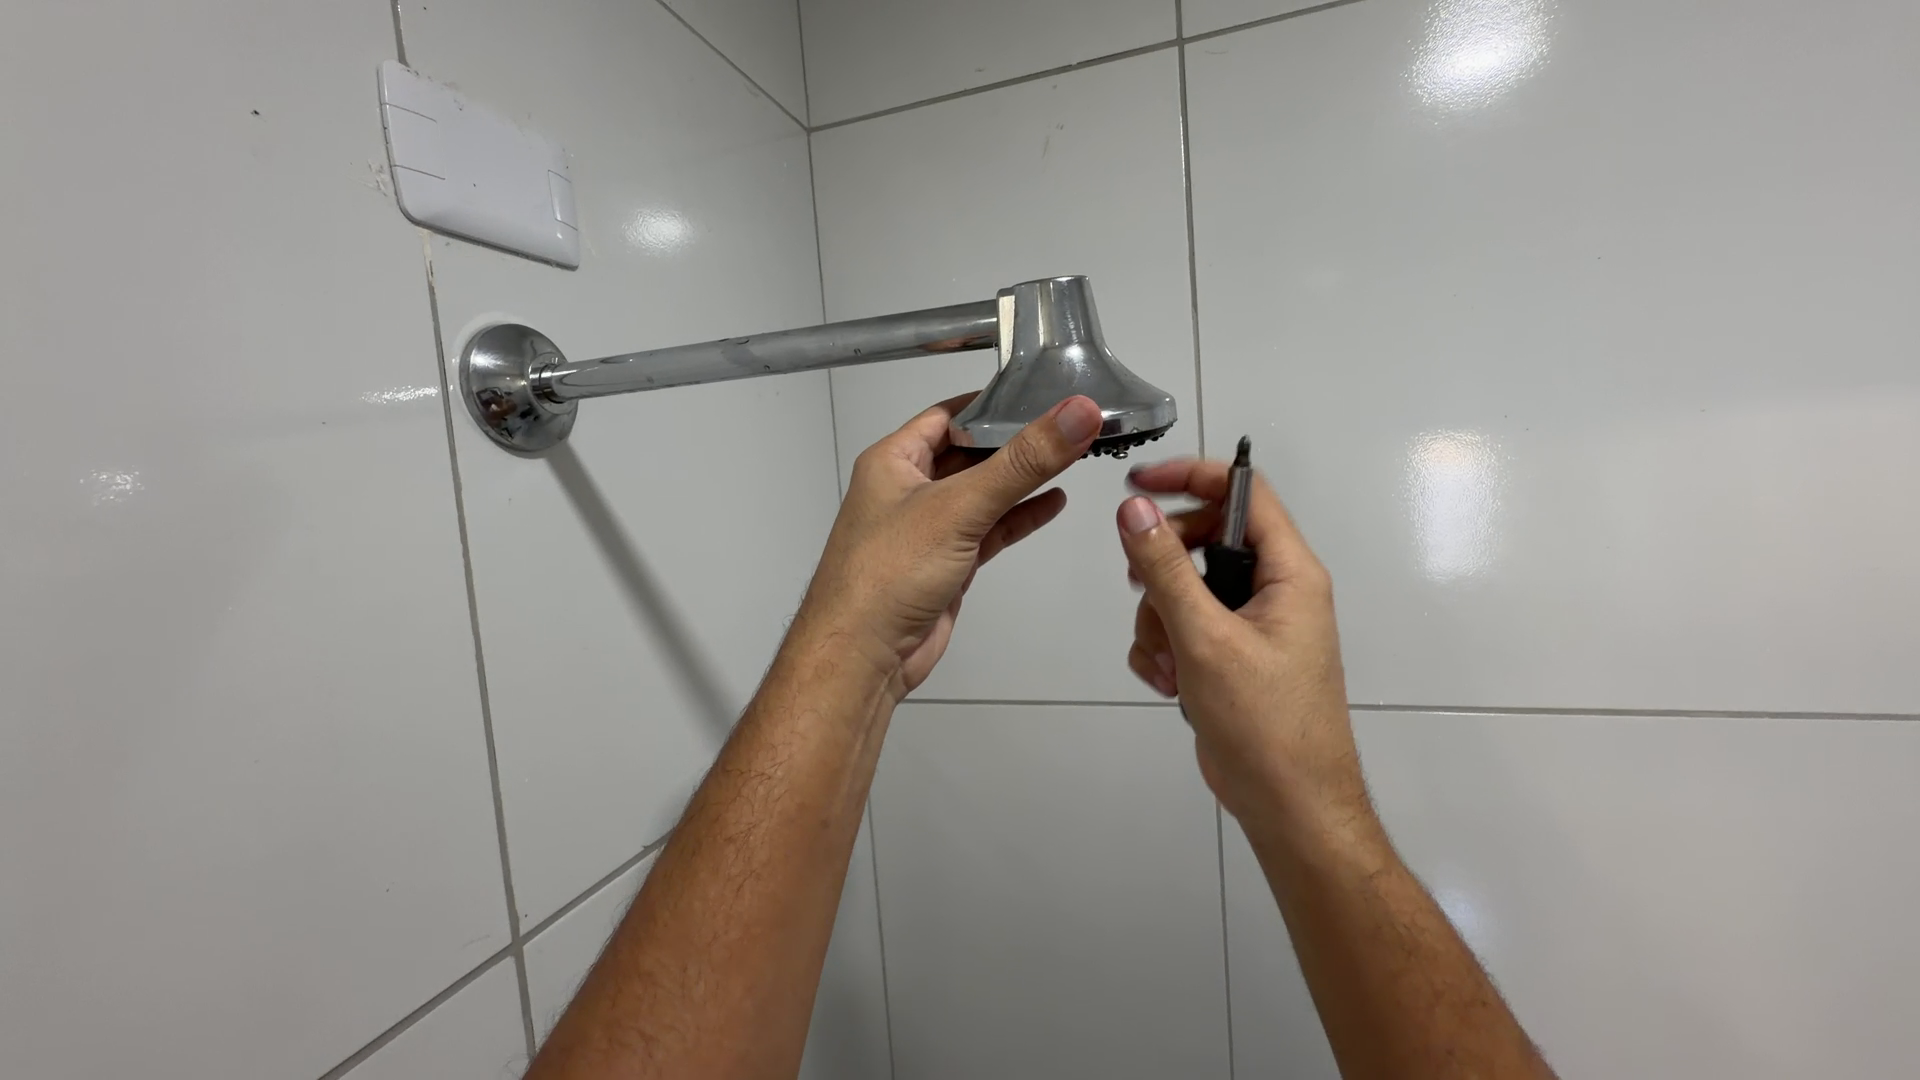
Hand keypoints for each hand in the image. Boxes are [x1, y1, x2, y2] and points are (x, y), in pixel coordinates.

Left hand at [794, 392, 1103, 696]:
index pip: (949, 415)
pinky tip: (1051, 502)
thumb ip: (1020, 463)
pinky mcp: (946, 563)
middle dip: (1015, 441)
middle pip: (971, 453)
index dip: (992, 403)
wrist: (863, 657)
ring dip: (1023, 479)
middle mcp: (908, 491)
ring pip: (983, 493)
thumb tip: (1072, 416)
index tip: (1039, 392)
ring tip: (1071, 456)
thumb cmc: (883, 577)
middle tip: (1067, 424)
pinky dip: (1019, 517)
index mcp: (893, 461)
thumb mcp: (958, 507)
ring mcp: (928, 529)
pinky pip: (989, 530)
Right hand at [1114, 460, 1368, 832]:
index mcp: (1288, 572)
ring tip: (1169, 667)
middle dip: (1162, 569)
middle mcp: (1270, 589)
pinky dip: (1164, 650)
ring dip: (1159, 623)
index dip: (1189, 477)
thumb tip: (1132, 508)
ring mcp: (1246, 624)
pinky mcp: (1225, 656)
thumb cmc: (1262, 720)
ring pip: (1182, 589)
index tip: (1135, 485)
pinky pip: (1181, 628)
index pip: (1242, 493)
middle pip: (1202, 540)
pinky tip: (1167, 685)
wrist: (1287, 806)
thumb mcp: (1206, 638)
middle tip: (1138, 587)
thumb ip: (1166, 569)